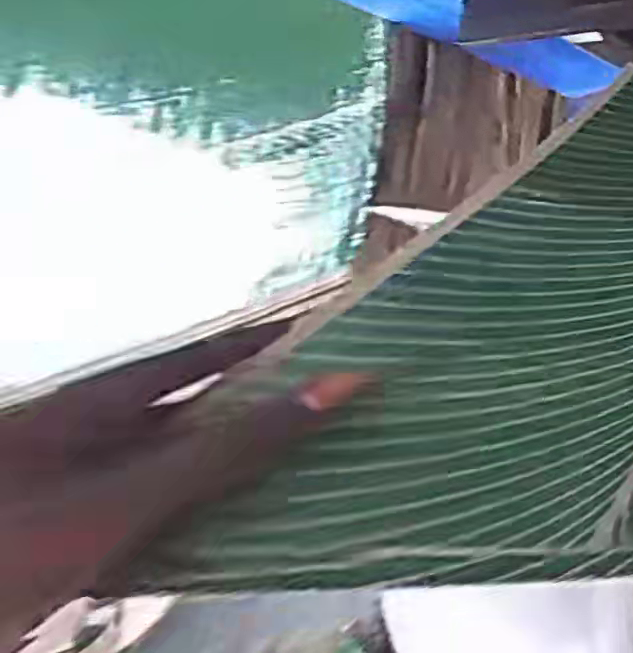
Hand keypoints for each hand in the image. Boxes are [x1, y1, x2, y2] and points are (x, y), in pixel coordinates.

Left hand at [0, 323, 367, 643]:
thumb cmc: (2, 548)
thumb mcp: (124, 497)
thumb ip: (236, 442)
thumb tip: (351, 379)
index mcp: (86, 410)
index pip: (203, 356)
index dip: (270, 340)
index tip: (340, 329)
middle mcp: (83, 443)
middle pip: (202, 411)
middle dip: (274, 403)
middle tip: (351, 393)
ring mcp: (73, 498)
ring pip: (189, 464)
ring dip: (251, 461)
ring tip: (328, 450)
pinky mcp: (72, 548)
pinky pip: (168, 513)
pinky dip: (217, 509)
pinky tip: (263, 516)